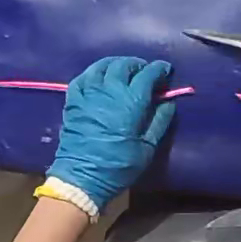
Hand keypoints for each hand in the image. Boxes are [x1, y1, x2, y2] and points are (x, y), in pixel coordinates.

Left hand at [46, 56, 177, 213]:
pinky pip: (82, 77)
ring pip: (102, 66)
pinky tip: (98, 77)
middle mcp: (109, 90)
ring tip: (122, 70)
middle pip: (124, 65)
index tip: (165, 71)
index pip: (148, 74)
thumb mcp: (147, 148)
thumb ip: (159, 121)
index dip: (159, 69)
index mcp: (132, 101)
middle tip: (144, 72)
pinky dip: (93, 73)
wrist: (82, 177)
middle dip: (137, 65)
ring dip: (115, 64)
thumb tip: (168, 101)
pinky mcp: (72, 100)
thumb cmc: (118, 166)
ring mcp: (88, 93)